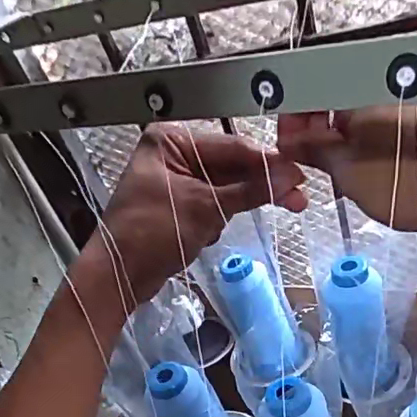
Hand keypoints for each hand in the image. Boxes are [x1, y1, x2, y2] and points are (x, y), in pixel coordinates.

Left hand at [85, 124, 307, 303]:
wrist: (117, 277)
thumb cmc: (150, 234)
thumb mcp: (204, 208)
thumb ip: (250, 191)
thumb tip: (290, 178)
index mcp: (171, 140)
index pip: (231, 147)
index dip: (268, 163)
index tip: (299, 176)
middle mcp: (171, 154)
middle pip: (229, 167)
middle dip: (255, 187)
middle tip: (296, 199)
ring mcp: (173, 182)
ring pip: (223, 189)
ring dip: (231, 208)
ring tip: (228, 225)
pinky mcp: (176, 208)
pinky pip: (210, 206)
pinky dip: (216, 220)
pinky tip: (206, 235)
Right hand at [277, 104, 416, 231]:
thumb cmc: (413, 183)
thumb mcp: (350, 172)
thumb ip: (315, 151)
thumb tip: (290, 140)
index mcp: (364, 92)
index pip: (313, 92)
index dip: (292, 119)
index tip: (284, 147)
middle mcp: (388, 89)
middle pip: (337, 102)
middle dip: (316, 132)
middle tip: (308, 165)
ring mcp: (413, 104)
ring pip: (362, 117)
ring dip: (342, 142)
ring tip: (338, 175)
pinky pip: (386, 126)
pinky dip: (368, 145)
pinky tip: (370, 172)